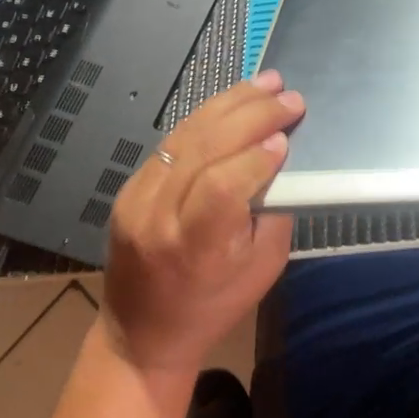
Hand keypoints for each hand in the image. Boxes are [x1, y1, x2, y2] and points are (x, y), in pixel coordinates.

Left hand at [101, 71, 303, 373]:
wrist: (141, 334)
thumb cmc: (215, 305)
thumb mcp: (263, 266)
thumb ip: (274, 209)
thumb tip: (281, 158)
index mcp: (196, 246)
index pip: (224, 184)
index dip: (257, 156)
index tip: (288, 139)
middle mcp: (159, 216)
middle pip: (206, 147)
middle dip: (253, 115)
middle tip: (289, 97)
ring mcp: (137, 198)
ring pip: (187, 134)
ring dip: (231, 103)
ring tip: (266, 83)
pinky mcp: (129, 188)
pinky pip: (173, 142)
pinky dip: (208, 118)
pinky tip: (234, 104)